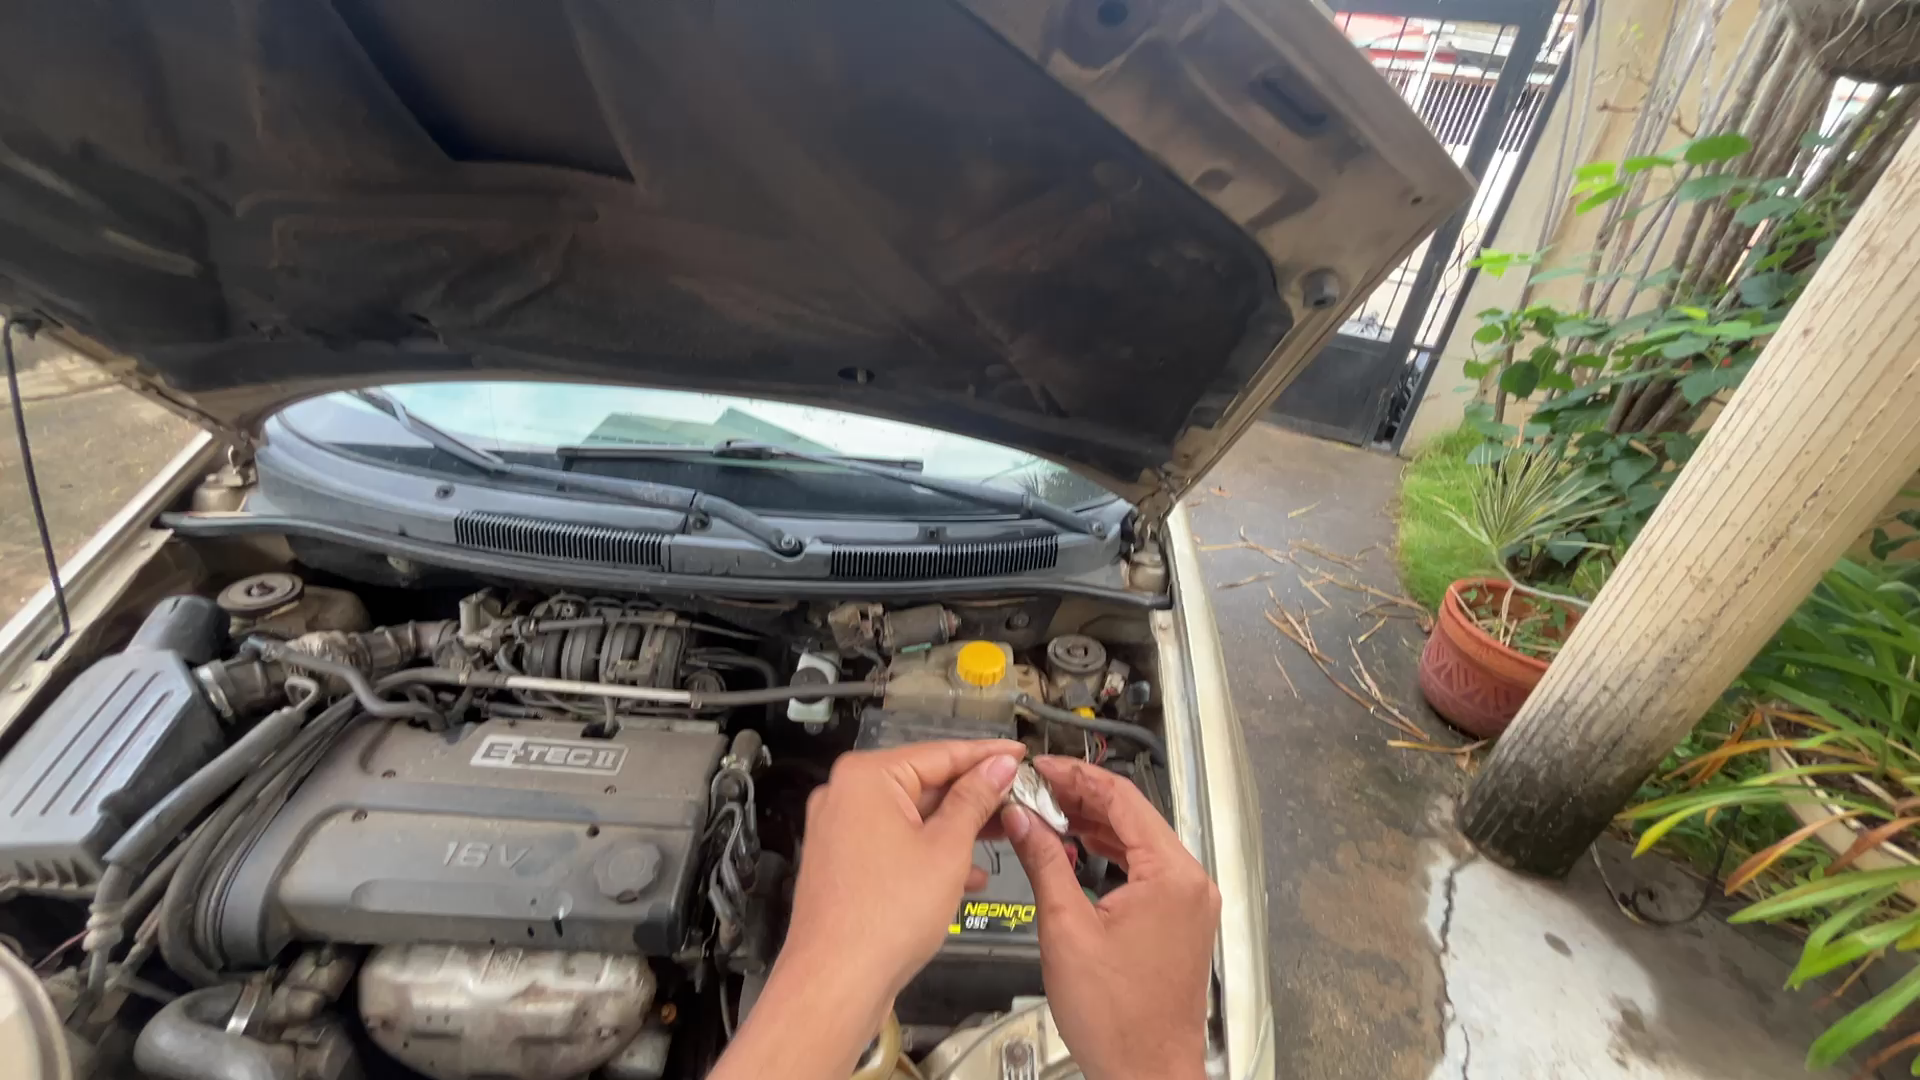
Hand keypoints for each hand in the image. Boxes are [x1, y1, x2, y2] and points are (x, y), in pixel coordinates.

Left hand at [712, 739, 1025, 1079]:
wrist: (834, 985)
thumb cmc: (891, 912)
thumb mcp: (947, 848)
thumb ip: (975, 799)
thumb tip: (1000, 764)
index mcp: (867, 776)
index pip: (940, 753)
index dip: (987, 755)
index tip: (1020, 753)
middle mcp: (846, 792)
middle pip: (924, 782)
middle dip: (972, 796)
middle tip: (1018, 797)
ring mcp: (840, 828)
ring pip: (911, 815)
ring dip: (955, 827)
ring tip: (1002, 836)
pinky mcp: (843, 861)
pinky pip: (894, 841)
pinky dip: (928, 851)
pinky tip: (967, 874)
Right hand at [1003, 755, 1217, 1079]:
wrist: (1150, 1078)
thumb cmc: (1116, 1017)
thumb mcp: (1067, 929)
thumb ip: (1044, 861)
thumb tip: (1021, 817)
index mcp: (1170, 874)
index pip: (1121, 798)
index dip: (1076, 776)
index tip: (1042, 768)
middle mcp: (1190, 879)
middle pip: (1133, 812)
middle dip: (1083, 794)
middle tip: (1039, 786)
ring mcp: (1190, 898)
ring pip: (1138, 836)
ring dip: (1095, 819)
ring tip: (1051, 808)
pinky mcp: (1182, 916)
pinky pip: (1145, 863)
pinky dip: (1111, 848)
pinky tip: (1079, 843)